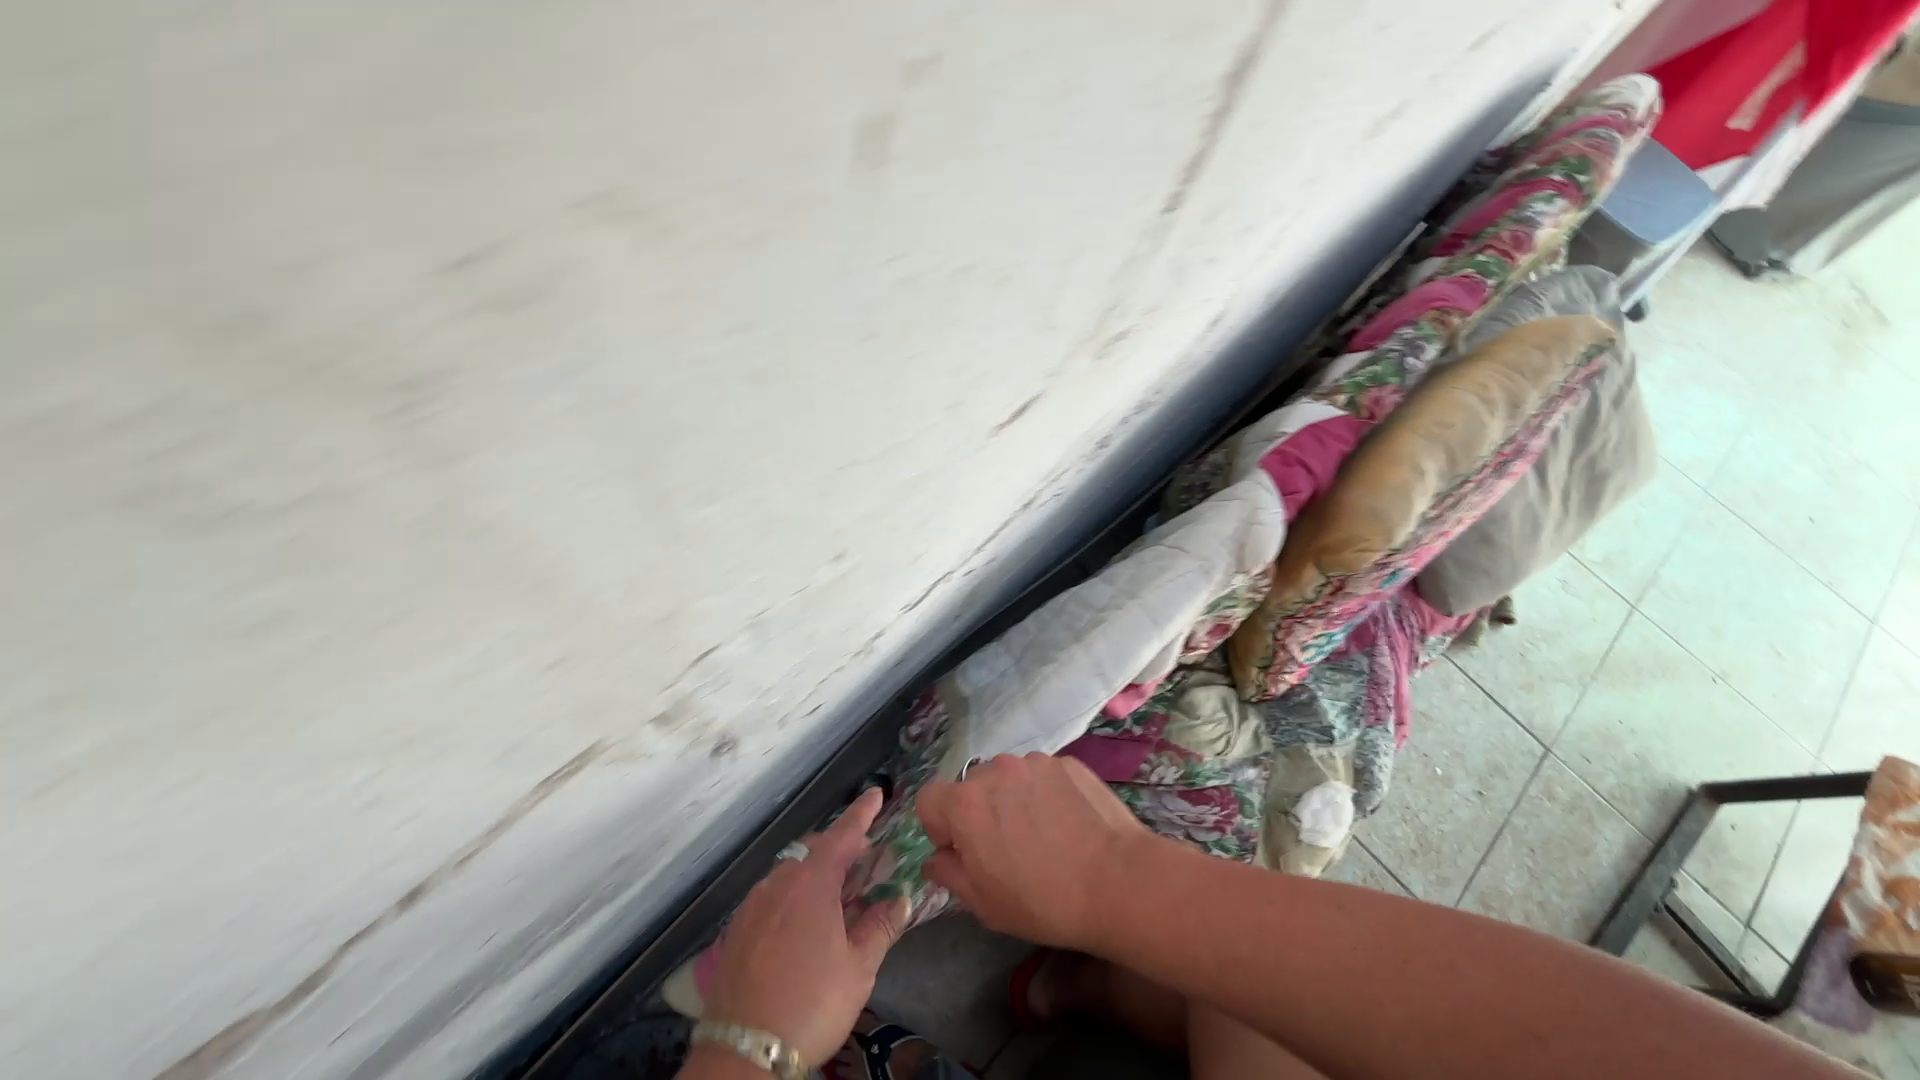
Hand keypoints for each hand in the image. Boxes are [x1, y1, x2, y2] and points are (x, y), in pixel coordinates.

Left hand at [703, 788, 910, 1065]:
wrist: (744, 1051)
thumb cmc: (811, 1003)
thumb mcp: (858, 968)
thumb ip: (881, 926)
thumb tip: (900, 899)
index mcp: (811, 884)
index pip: (842, 835)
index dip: (862, 813)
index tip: (876, 793)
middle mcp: (778, 884)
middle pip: (814, 852)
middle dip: (840, 850)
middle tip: (866, 862)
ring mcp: (752, 905)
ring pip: (790, 875)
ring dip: (816, 876)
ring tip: (837, 898)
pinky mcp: (736, 929)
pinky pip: (772, 897)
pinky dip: (793, 897)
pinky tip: (803, 924)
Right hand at [916, 752, 1152, 951]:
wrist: (1118, 882)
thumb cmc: (1042, 900)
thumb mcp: (983, 903)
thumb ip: (949, 874)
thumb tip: (939, 858)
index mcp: (964, 804)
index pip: (929, 799)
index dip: (939, 827)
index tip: (962, 852)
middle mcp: (995, 771)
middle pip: (971, 787)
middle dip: (978, 812)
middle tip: (1006, 847)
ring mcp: (1035, 762)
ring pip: (1009, 778)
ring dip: (1013, 799)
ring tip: (1043, 835)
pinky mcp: (1069, 763)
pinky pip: (1043, 776)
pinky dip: (1046, 794)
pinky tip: (1068, 825)